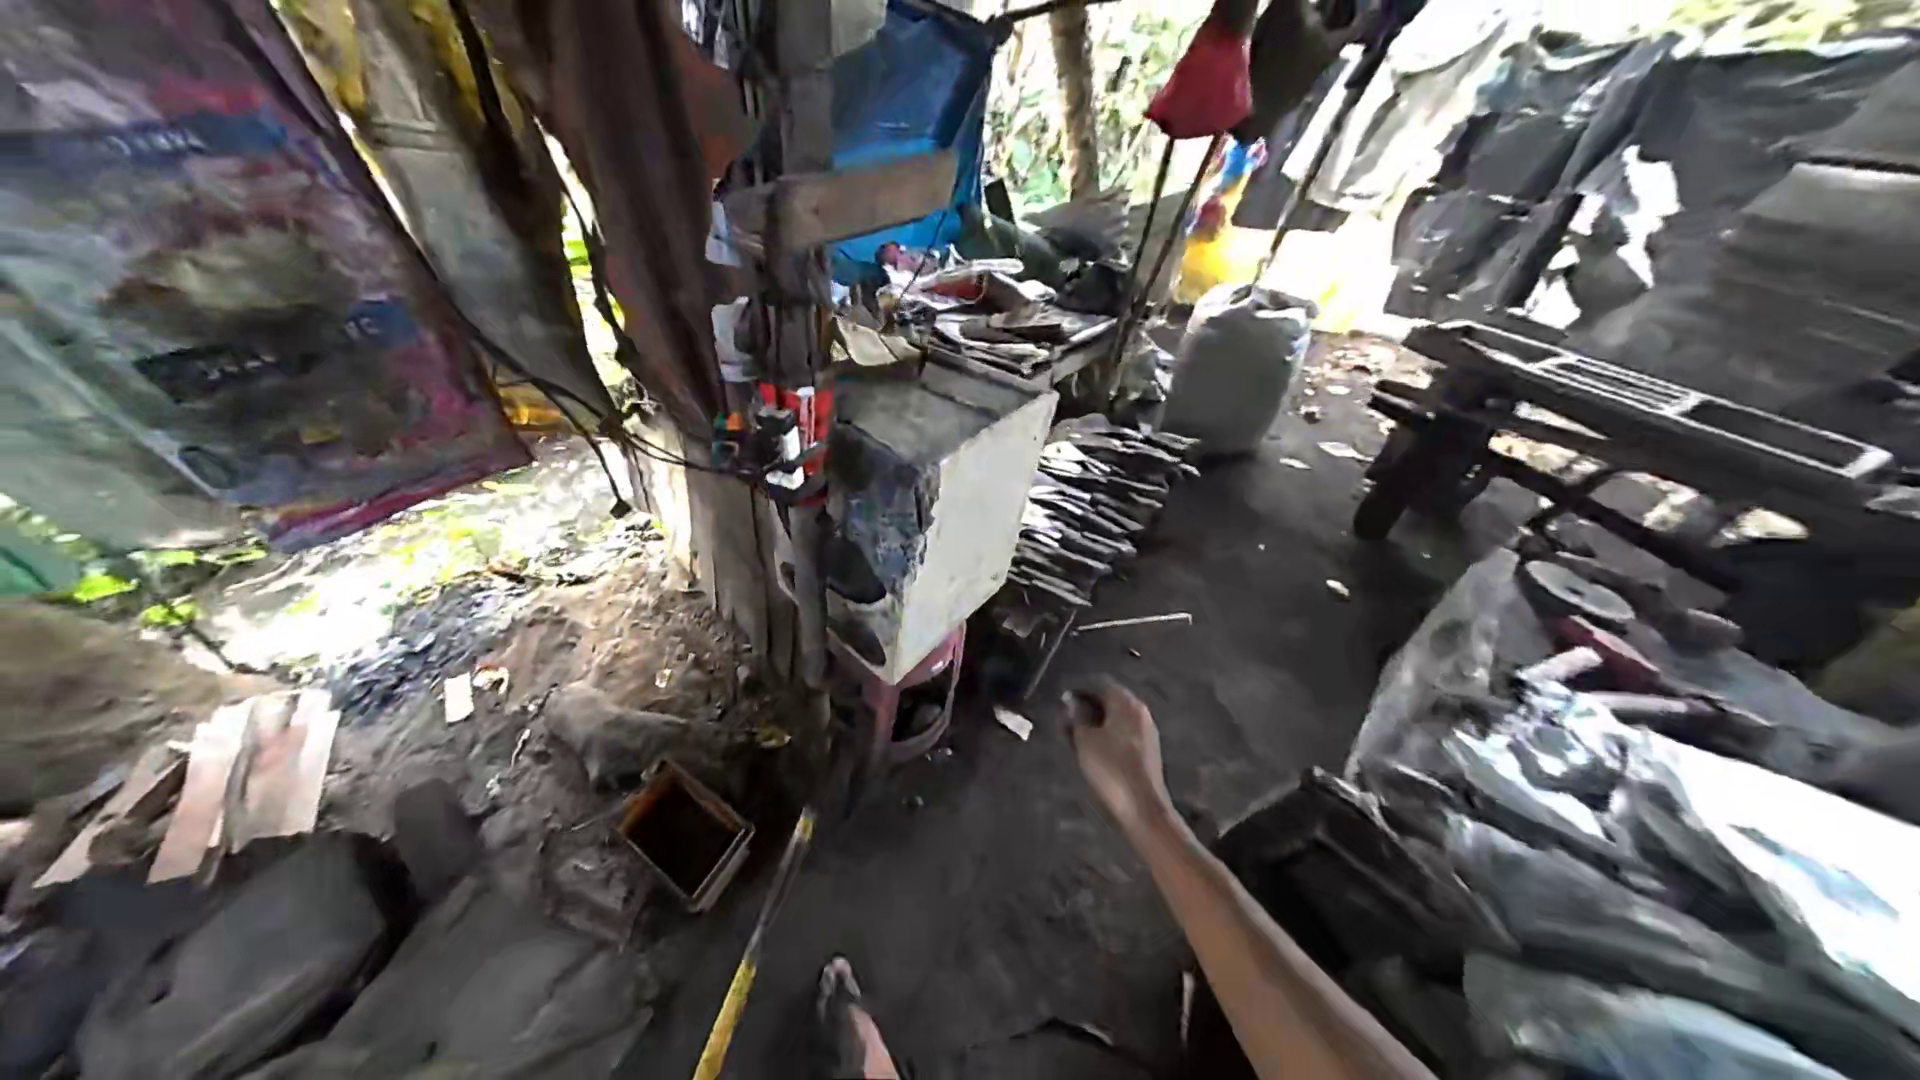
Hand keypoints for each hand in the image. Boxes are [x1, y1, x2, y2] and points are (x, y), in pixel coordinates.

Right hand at [1065, 680, 1171, 831]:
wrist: (1142, 808)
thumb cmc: (1111, 768)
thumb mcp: (1085, 739)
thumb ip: (1076, 716)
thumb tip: (1070, 701)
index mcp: (1127, 703)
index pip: (1101, 684)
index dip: (1079, 691)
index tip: (1062, 705)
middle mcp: (1140, 712)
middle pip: (1109, 701)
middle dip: (1087, 709)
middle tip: (1066, 723)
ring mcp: (1146, 732)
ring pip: (1116, 719)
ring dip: (1096, 724)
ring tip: (1075, 738)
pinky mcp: (1147, 751)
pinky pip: (1123, 734)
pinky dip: (1107, 737)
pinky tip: (1094, 752)